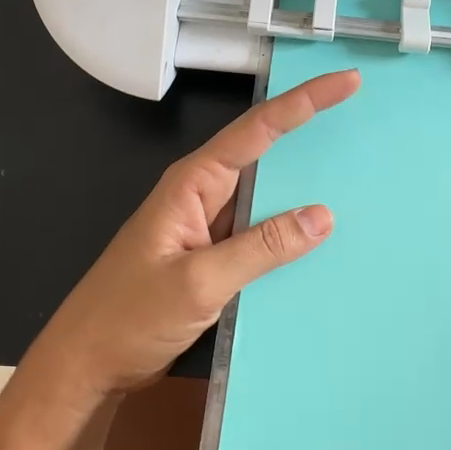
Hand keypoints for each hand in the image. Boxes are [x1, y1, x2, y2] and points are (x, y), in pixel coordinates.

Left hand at [24, 69, 361, 401]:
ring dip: (305, 188)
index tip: (347, 82)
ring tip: (361, 177)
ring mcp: (210, 227)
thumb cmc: (129, 316)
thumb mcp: (198, 282)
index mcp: (194, 182)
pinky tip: (324, 244)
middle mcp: (204, 195)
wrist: (86, 367)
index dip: (305, 101)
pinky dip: (291, 234)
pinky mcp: (214, 258)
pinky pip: (262, 234)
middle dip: (312, 134)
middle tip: (364, 121)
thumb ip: (261, 248)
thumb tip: (323, 216)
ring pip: (267, 197)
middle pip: (267, 154)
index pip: (258, 129)